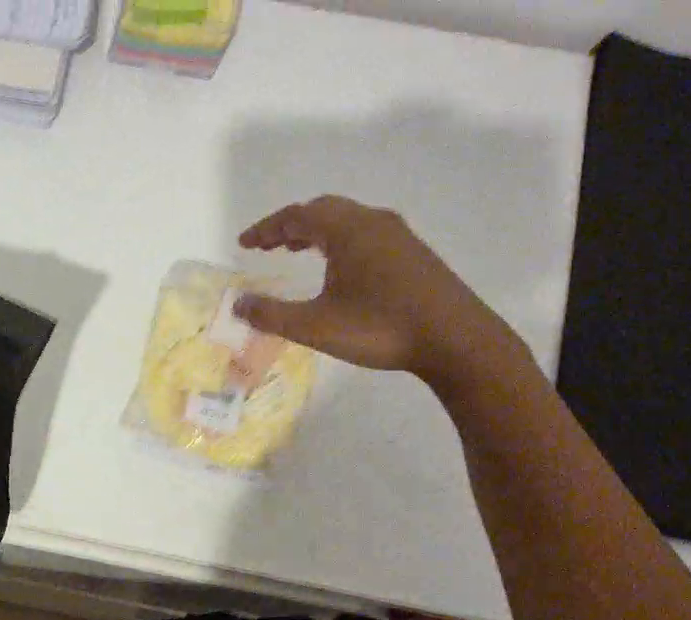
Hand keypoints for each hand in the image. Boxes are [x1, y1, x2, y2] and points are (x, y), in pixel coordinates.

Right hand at [234, 196, 528, 383]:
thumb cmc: (378, 328)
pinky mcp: (412, 253)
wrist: (453, 338)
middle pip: (323, 210)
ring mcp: (397, 236)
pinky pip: (364, 233)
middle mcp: (373, 222)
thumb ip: (271, 314)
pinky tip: (336, 267)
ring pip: (347, 220)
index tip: (243, 244)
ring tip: (295, 251)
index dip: (266, 229)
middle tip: (267, 246)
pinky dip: (338, 240)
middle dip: (290, 225)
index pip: (297, 217)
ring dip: (316, 231)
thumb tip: (238, 304)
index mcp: (347, 231)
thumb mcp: (314, 326)